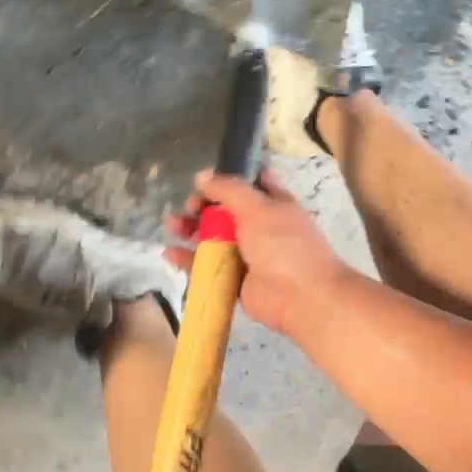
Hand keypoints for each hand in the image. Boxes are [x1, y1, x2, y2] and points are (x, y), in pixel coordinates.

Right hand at [164, 169, 353, 332]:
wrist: (302, 296)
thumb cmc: (284, 243)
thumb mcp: (258, 207)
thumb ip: (229, 189)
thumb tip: (202, 175)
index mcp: (273, 204)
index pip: (248, 186)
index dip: (226, 181)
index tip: (203, 182)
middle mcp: (260, 227)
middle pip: (225, 212)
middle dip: (202, 207)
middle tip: (186, 208)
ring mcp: (248, 255)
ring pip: (214, 239)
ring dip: (192, 231)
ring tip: (171, 226)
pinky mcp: (236, 280)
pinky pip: (208, 267)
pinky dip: (189, 260)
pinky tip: (169, 253)